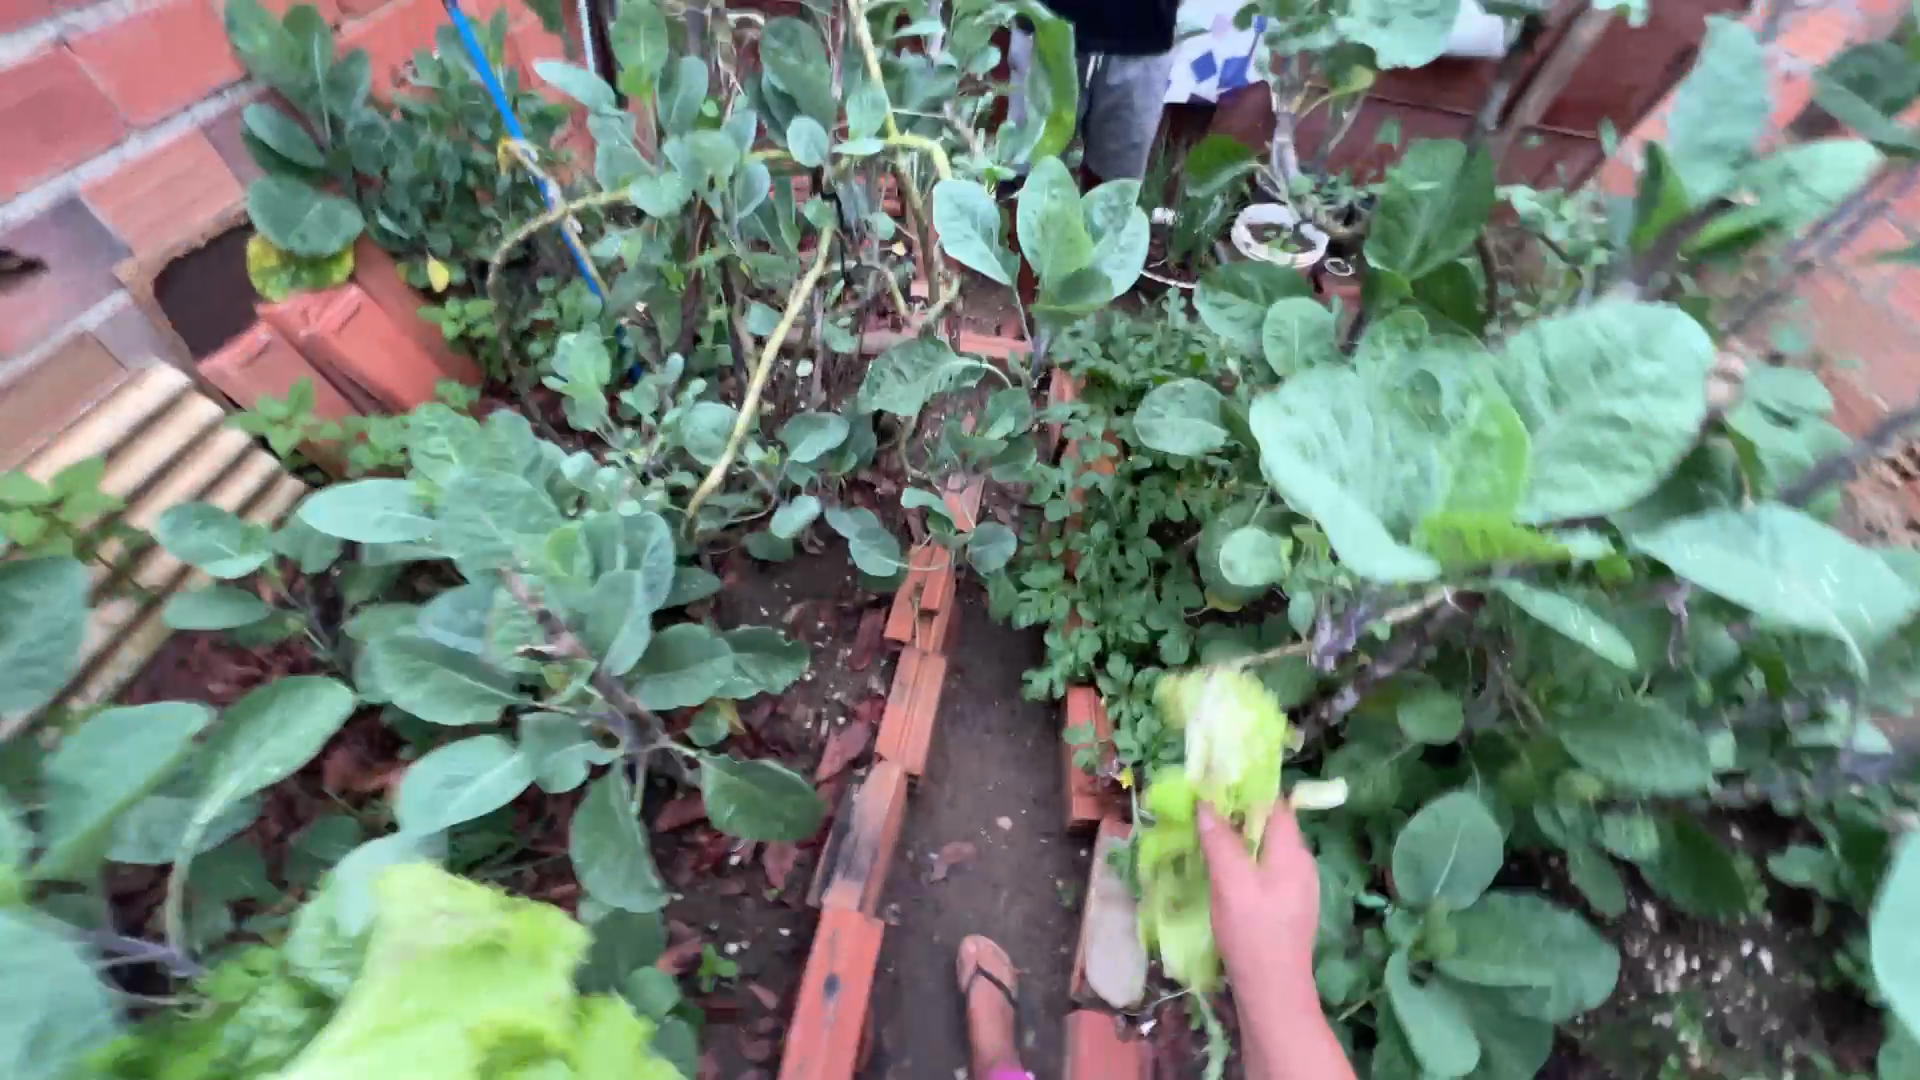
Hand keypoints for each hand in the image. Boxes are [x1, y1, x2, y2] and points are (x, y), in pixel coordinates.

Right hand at [1197, 800, 1319, 999]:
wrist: (1273, 994)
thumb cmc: (1253, 933)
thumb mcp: (1230, 882)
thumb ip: (1219, 839)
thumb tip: (1206, 803)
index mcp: (1293, 853)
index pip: (1275, 804)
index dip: (1247, 789)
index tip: (1216, 783)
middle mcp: (1301, 864)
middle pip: (1270, 824)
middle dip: (1238, 814)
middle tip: (1203, 810)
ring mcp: (1297, 887)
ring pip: (1265, 847)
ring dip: (1238, 839)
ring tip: (1207, 838)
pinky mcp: (1287, 905)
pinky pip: (1265, 869)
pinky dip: (1243, 861)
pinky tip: (1221, 871)